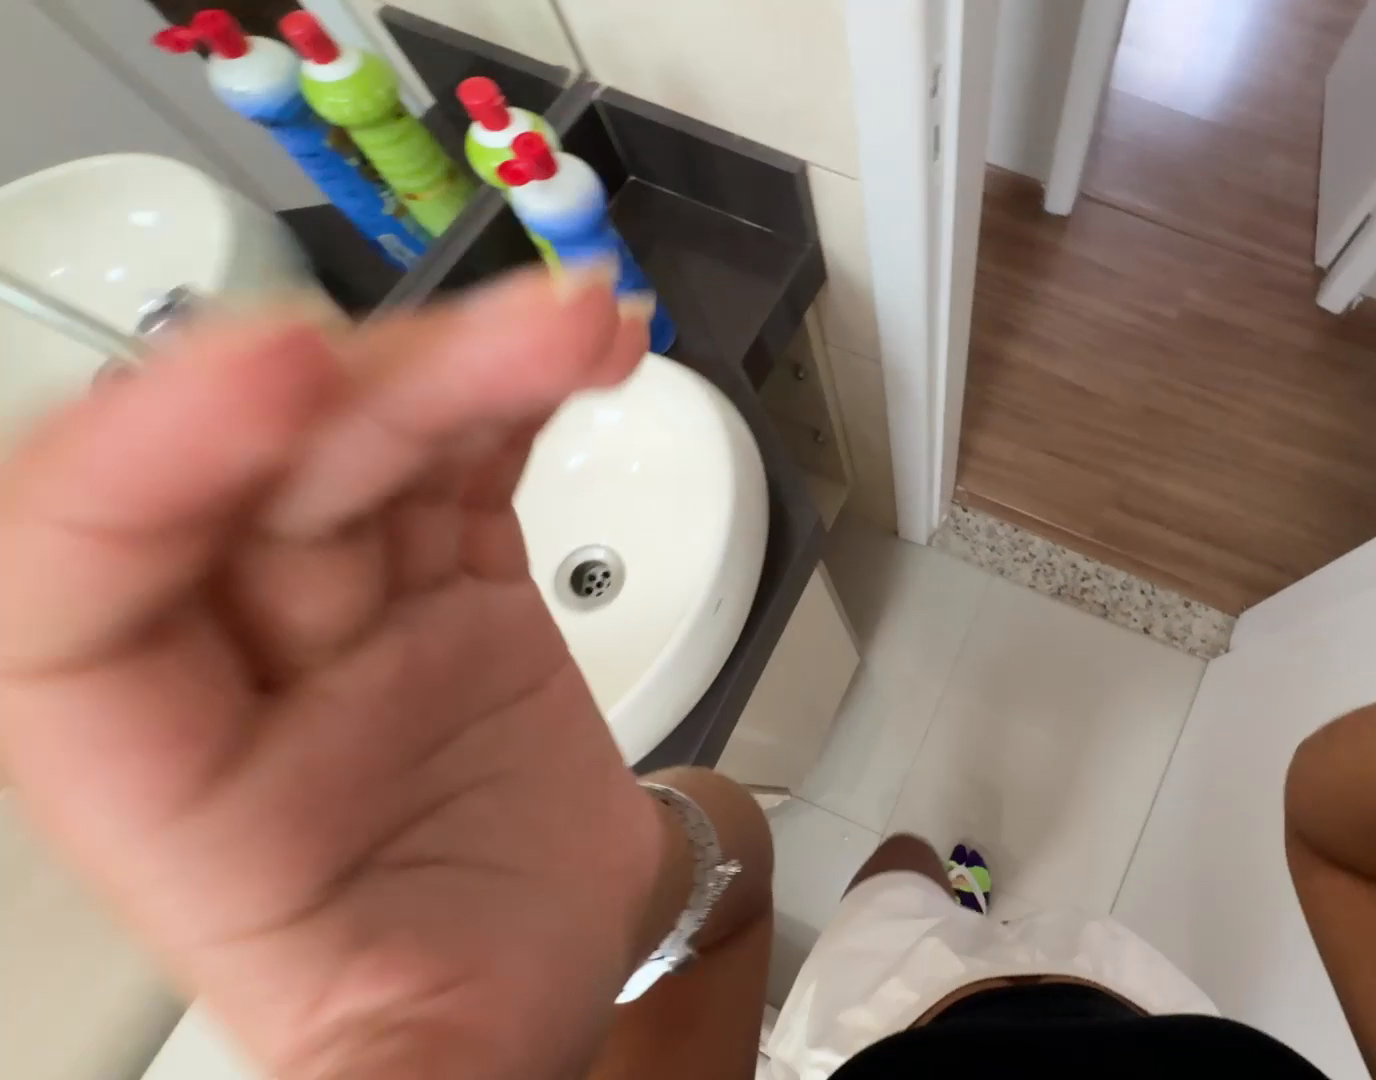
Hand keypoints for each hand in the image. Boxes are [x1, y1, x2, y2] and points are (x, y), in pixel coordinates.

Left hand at [0, 269, 681, 1079]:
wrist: (569, 932)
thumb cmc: (477, 1003)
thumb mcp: (413, 1077)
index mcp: (179, 787)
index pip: (81, 598)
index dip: (153, 468)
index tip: (282, 372)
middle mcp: (258, 667)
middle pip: (287, 483)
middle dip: (399, 391)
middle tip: (531, 335)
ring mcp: (370, 608)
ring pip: (398, 447)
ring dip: (488, 370)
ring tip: (587, 329)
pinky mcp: (465, 579)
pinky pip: (482, 464)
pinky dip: (531, 400)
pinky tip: (590, 357)